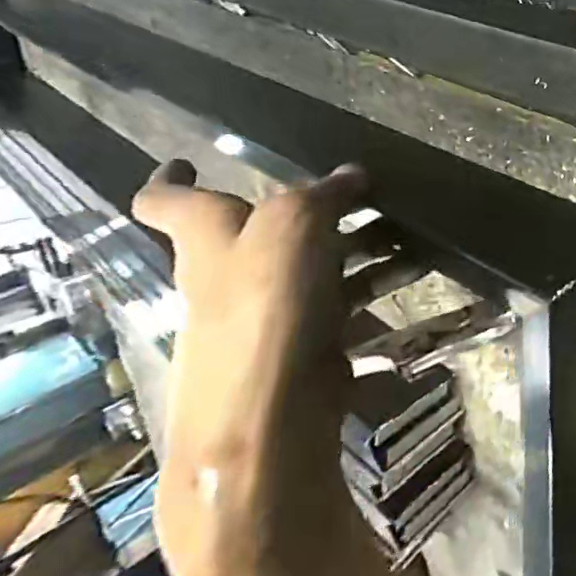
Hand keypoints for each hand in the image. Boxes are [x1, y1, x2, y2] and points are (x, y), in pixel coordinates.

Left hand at [132, 159, 415, 575]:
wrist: (266, 416)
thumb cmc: (264, 304)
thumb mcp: (294, 224)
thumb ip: (324, 193)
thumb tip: (352, 174)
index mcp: (207, 237)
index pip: (164, 200)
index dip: (169, 176)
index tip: (186, 159)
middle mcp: (228, 270)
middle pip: (263, 225)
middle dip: (314, 205)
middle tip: (363, 189)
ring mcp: (266, 308)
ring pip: (314, 259)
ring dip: (360, 242)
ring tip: (407, 230)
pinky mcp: (302, 339)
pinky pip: (341, 297)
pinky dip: (374, 282)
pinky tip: (411, 271)